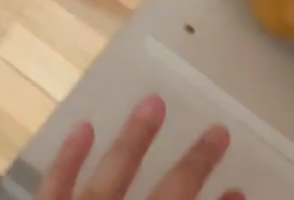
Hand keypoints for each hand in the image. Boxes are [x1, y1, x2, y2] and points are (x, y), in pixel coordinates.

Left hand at [38, 95, 241, 199]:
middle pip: (167, 196)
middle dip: (194, 165)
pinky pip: (54, 191)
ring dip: (134, 141)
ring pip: (111, 180)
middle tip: (219, 131)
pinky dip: (67, 161)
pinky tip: (83, 128)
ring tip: (154, 102)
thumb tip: (225, 193)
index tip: (240, 191)